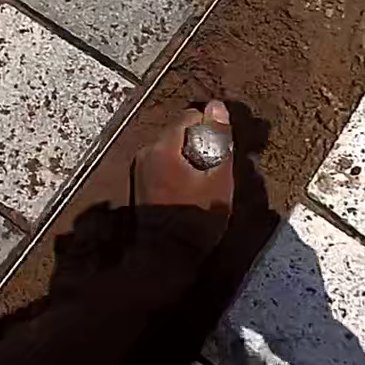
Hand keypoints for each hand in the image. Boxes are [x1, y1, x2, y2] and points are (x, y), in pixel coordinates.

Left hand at [134, 101, 234, 215]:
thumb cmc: (196, 220)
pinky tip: (193, 188)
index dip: (210, 126)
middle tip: (219, 164)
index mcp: (162, 148)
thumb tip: (217, 108)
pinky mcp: (140, 183)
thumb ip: (219, 140)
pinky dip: (180, 168)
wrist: (165, 256)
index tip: (225, 144)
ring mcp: (139, 168)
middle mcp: (146, 153)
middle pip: (178, 133)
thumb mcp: (219, 179)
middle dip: (200, 142)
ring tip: (208, 179)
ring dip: (191, 156)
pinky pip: (164, 164)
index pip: (189, 117)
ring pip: (172, 149)